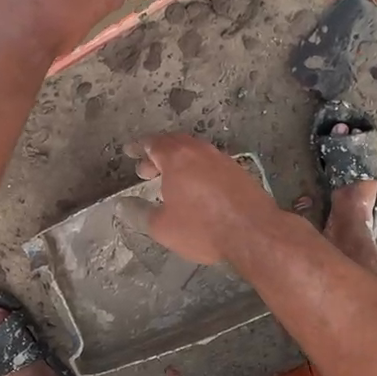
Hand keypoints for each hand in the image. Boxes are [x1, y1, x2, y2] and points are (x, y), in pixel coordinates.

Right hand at [117, 134, 283, 264]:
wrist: (254, 232)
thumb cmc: (203, 228)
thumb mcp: (162, 227)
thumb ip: (139, 213)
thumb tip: (122, 205)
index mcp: (177, 158)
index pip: (152, 143)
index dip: (138, 147)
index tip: (129, 150)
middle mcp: (200, 152)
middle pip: (174, 144)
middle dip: (157, 155)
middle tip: (146, 171)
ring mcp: (222, 160)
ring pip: (194, 153)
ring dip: (179, 163)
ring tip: (169, 182)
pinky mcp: (238, 172)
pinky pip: (210, 164)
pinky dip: (196, 170)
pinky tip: (196, 190)